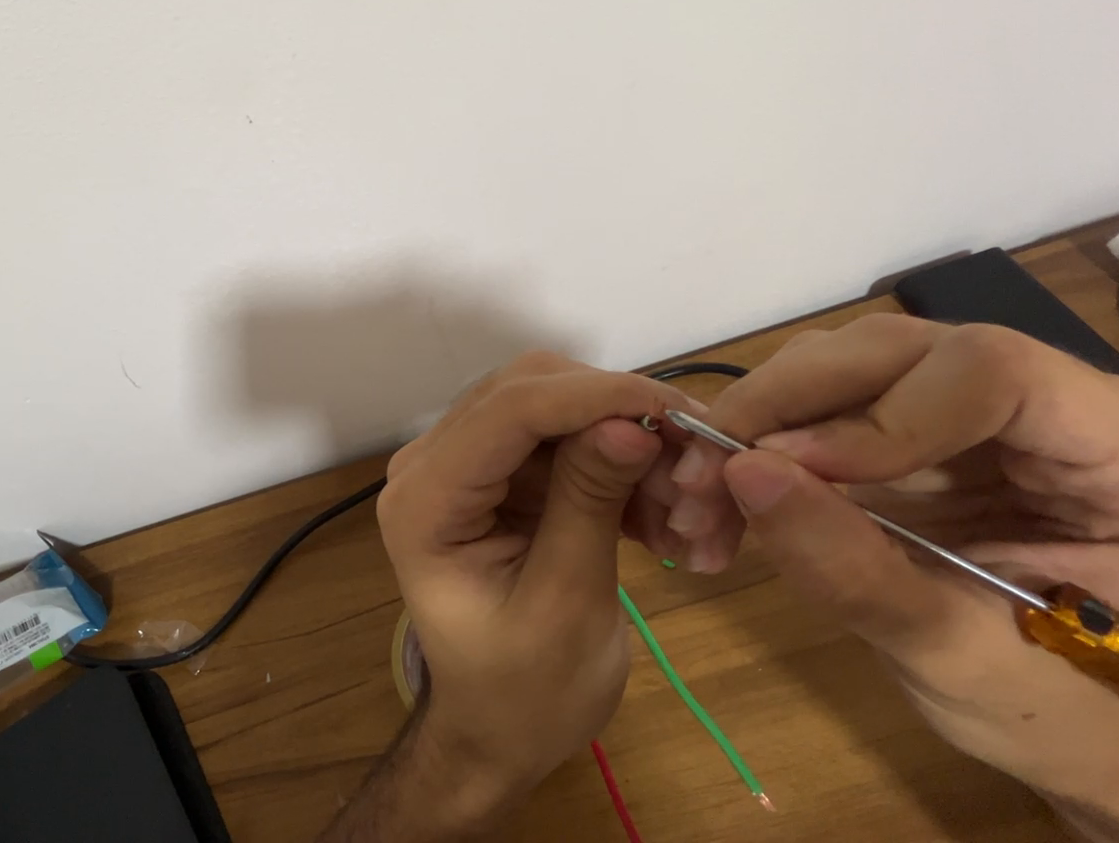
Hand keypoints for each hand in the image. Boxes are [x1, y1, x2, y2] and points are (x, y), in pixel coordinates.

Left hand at [348, 352, 684, 836]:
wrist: (499, 727)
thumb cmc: (523, 693)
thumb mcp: (565, 606)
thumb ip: (588, 502)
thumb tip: (631, 421)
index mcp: (425, 500)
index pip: (508, 411)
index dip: (594, 397)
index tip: (681, 414)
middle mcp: (431, 464)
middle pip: (530, 392)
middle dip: (617, 417)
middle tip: (694, 471)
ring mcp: (463, 464)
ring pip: (556, 408)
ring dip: (627, 444)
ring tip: (684, 512)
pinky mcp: (498, 474)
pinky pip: (565, 440)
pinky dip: (619, 466)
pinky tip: (660, 517)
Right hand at [690, 315, 1118, 839]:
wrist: (1065, 725)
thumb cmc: (1050, 714)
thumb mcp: (956, 661)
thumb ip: (852, 569)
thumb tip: (739, 469)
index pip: (994, 374)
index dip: (877, 412)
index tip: (783, 471)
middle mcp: (1070, 405)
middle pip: (898, 351)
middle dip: (781, 405)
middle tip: (702, 471)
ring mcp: (987, 407)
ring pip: (845, 363)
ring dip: (754, 420)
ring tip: (701, 493)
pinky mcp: (923, 421)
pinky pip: (821, 400)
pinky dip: (756, 440)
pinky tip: (723, 492)